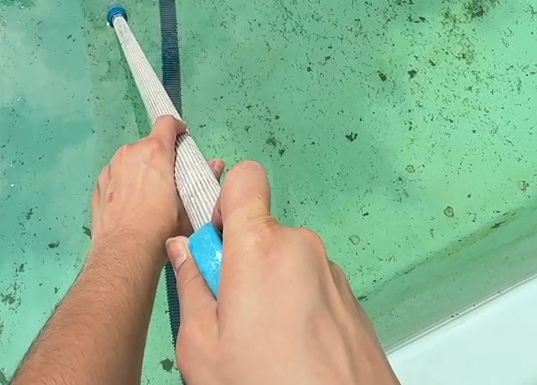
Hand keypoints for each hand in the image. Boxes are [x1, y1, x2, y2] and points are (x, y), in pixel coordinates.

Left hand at [88, 116, 223, 264]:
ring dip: (139, 169)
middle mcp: (131, 151)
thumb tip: (217, 163)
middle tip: (166, 180)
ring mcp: (112, 166)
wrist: (125, 251)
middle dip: (158, 156)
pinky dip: (122, 183)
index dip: (176, 128)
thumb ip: (203, 180)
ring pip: (130, 159)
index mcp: (156, 151)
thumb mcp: (189, 206)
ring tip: (145, 196)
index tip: (182, 139)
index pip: (167, 123)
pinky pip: (115, 176)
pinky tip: (127, 206)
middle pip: (148, 144)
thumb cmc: (162, 227)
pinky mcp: (98, 183)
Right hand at [167, 161, 399, 384]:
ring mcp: (332, 273)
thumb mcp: (201, 348)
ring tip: (266, 350)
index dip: (225, 200)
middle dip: (242, 263)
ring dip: (272, 291)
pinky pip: (313, 288)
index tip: (215, 241)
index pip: (245, 177)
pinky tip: (294, 358)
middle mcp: (301, 247)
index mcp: (260, 246)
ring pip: (286, 263)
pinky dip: (299, 311)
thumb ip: (189, 287)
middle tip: (233, 319)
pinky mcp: (353, 302)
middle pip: (261, 232)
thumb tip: (183, 250)